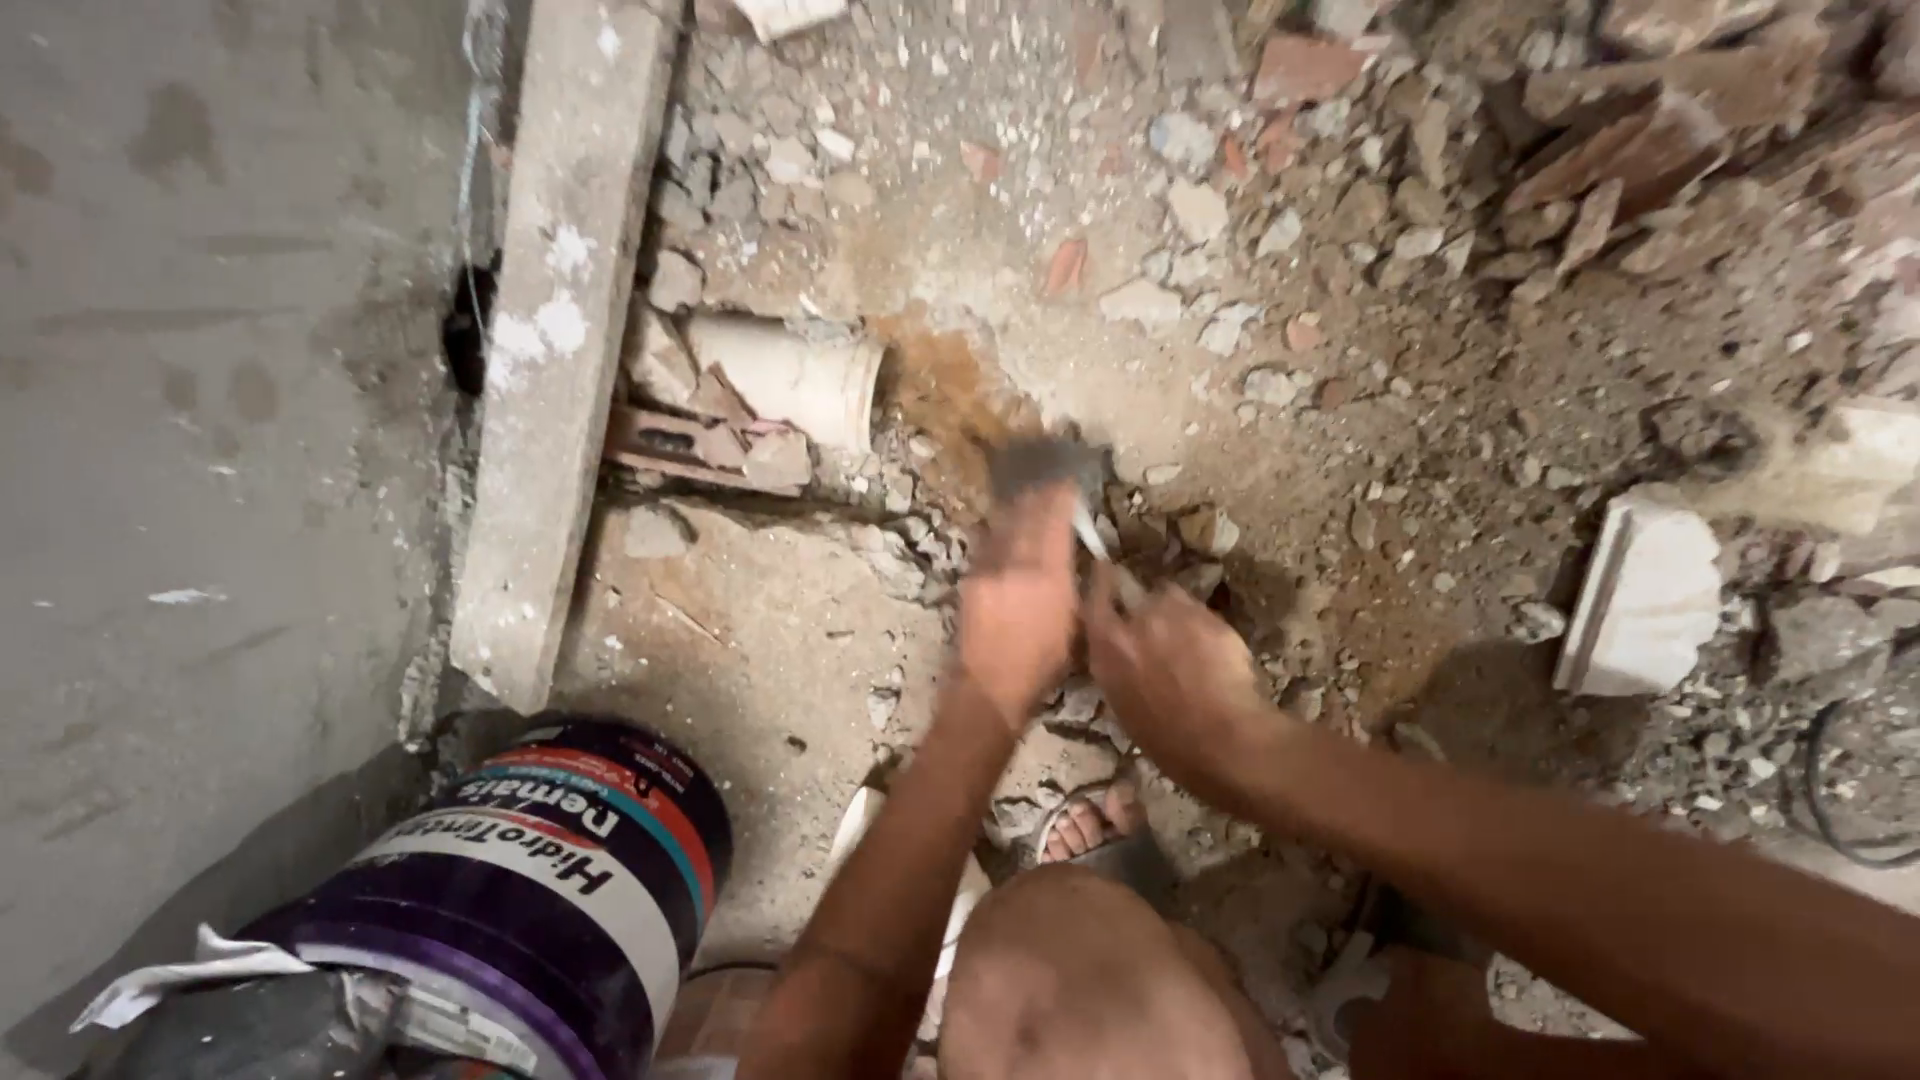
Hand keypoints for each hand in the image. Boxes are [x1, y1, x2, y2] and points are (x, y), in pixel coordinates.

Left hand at [952, 482, 1079, 732]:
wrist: (990, 686)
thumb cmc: (1042, 663)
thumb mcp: (1076, 626)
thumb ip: (1083, 586)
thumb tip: (1091, 559)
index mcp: (1048, 575)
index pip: (1055, 521)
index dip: (1062, 498)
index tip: (1069, 484)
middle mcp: (1016, 562)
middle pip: (1027, 516)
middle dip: (1040, 496)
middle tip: (1050, 483)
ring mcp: (988, 568)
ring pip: (1003, 524)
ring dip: (1018, 507)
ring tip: (1029, 495)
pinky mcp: (970, 577)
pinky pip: (986, 541)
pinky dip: (998, 528)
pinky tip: (1004, 523)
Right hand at [1082, 564, 1293, 809]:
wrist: (1223, 741)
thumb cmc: (1169, 742)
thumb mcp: (1124, 707)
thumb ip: (1117, 667)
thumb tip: (1124, 654)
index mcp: (1106, 652)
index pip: (1094, 600)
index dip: (1101, 582)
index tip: (1104, 569)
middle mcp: (1132, 624)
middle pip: (1133, 593)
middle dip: (1142, 603)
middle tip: (1158, 625)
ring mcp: (1170, 615)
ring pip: (1169, 597)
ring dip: (1175, 612)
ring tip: (1191, 639)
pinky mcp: (1206, 615)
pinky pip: (1199, 609)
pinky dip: (1203, 623)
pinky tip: (1216, 650)